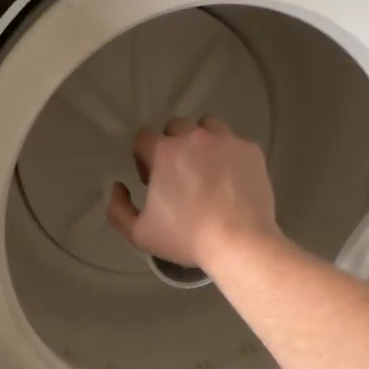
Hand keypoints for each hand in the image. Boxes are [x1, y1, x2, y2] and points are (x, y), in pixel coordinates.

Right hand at [107, 116, 281, 274]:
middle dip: (171, 147)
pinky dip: (227, 156)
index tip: (151, 181)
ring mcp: (226, 140)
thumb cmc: (185, 238)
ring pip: (207, 127)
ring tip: (205, 171)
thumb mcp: (139, 234)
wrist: (238, 242)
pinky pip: (233, 143)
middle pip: (176, 127)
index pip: (143, 138)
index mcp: (164, 152)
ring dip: (200, 142)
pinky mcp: (251, 150)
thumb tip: (117, 187)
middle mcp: (194, 137)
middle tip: (177, 176)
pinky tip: (228, 181)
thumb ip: (118, 209)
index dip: (142, 158)